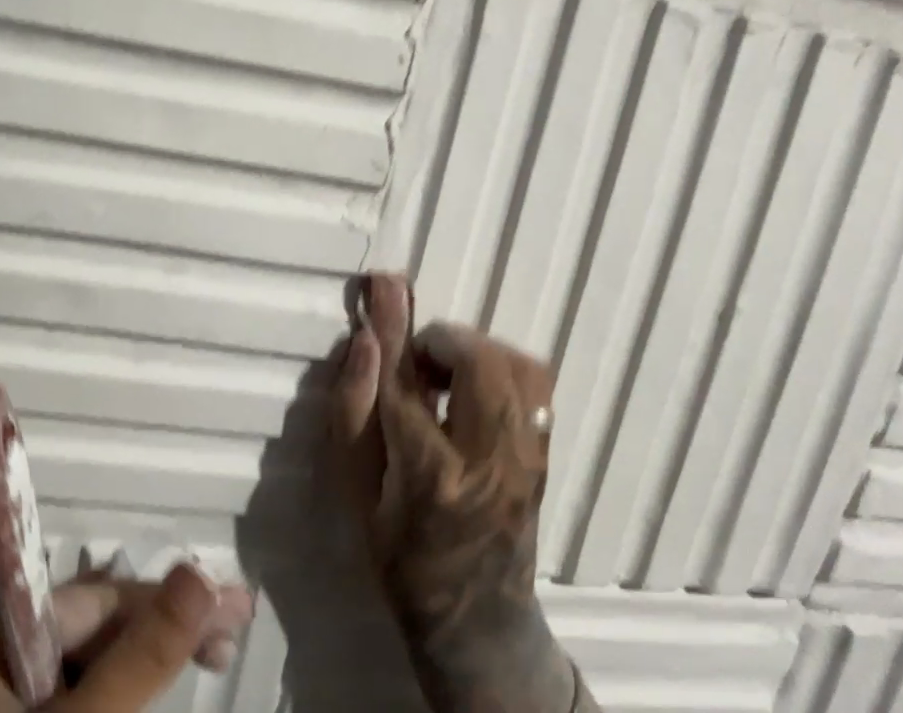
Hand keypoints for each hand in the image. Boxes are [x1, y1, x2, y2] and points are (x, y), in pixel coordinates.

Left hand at [0, 562, 253, 711]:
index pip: (94, 602)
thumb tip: (200, 571)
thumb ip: (142, 656)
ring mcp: (13, 698)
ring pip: (99, 661)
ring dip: (155, 655)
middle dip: (167, 624)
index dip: (166, 598)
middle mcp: (0, 658)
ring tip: (215, 654)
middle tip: (235, 631)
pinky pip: (89, 694)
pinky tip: (163, 685)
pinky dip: (130, 689)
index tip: (235, 607)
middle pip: (98, 627)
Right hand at [332, 274, 581, 712]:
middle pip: (481, 363)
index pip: (407, 381)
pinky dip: (499, 370)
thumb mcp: (357, 496)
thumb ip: (355, 415)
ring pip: (520, 367)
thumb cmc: (400, 559)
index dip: (392, 327)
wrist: (477, 620)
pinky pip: (534, 386)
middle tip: (415, 357)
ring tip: (443, 375)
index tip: (383, 282)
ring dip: (475, 352)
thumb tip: (364, 343)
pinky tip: (469, 393)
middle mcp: (491, 461)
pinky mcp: (546, 454)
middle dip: (445, 340)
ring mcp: (530, 458)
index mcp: (431, 476)